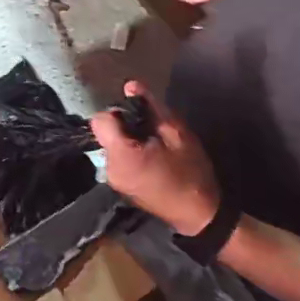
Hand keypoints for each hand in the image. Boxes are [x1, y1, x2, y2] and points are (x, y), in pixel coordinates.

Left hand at [91, 82, 220, 235]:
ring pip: (111, 145)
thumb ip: (150, 107)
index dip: (118, 112)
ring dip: (128, 140)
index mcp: (121, 156)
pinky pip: (117, 159)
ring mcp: (113, 181)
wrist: (199, 215)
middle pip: (105, 133)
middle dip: (125, 127)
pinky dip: (130, 154)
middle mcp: (109, 169)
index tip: (140, 116)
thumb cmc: (191, 171)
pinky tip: (152, 159)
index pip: (100, 120)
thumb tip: (130, 85)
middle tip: (153, 132)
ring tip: (155, 147)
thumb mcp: (177, 133)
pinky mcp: (120, 187)